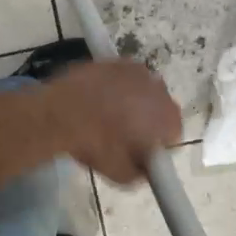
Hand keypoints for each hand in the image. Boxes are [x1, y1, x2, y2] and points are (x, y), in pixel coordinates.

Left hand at [43, 59, 182, 183]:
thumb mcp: (121, 175)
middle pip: (161, 106)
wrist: (60, 112)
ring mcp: (136, 70)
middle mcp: (157, 89)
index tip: (143, 149)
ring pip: (144, 88)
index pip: (174, 132)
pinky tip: (101, 96)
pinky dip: (119, 85)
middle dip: (149, 118)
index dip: (159, 142)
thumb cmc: (94, 144)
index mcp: (165, 117)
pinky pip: (125, 75)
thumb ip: (143, 172)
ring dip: (135, 99)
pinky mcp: (114, 60)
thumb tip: (146, 166)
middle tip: (126, 132)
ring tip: (111, 113)